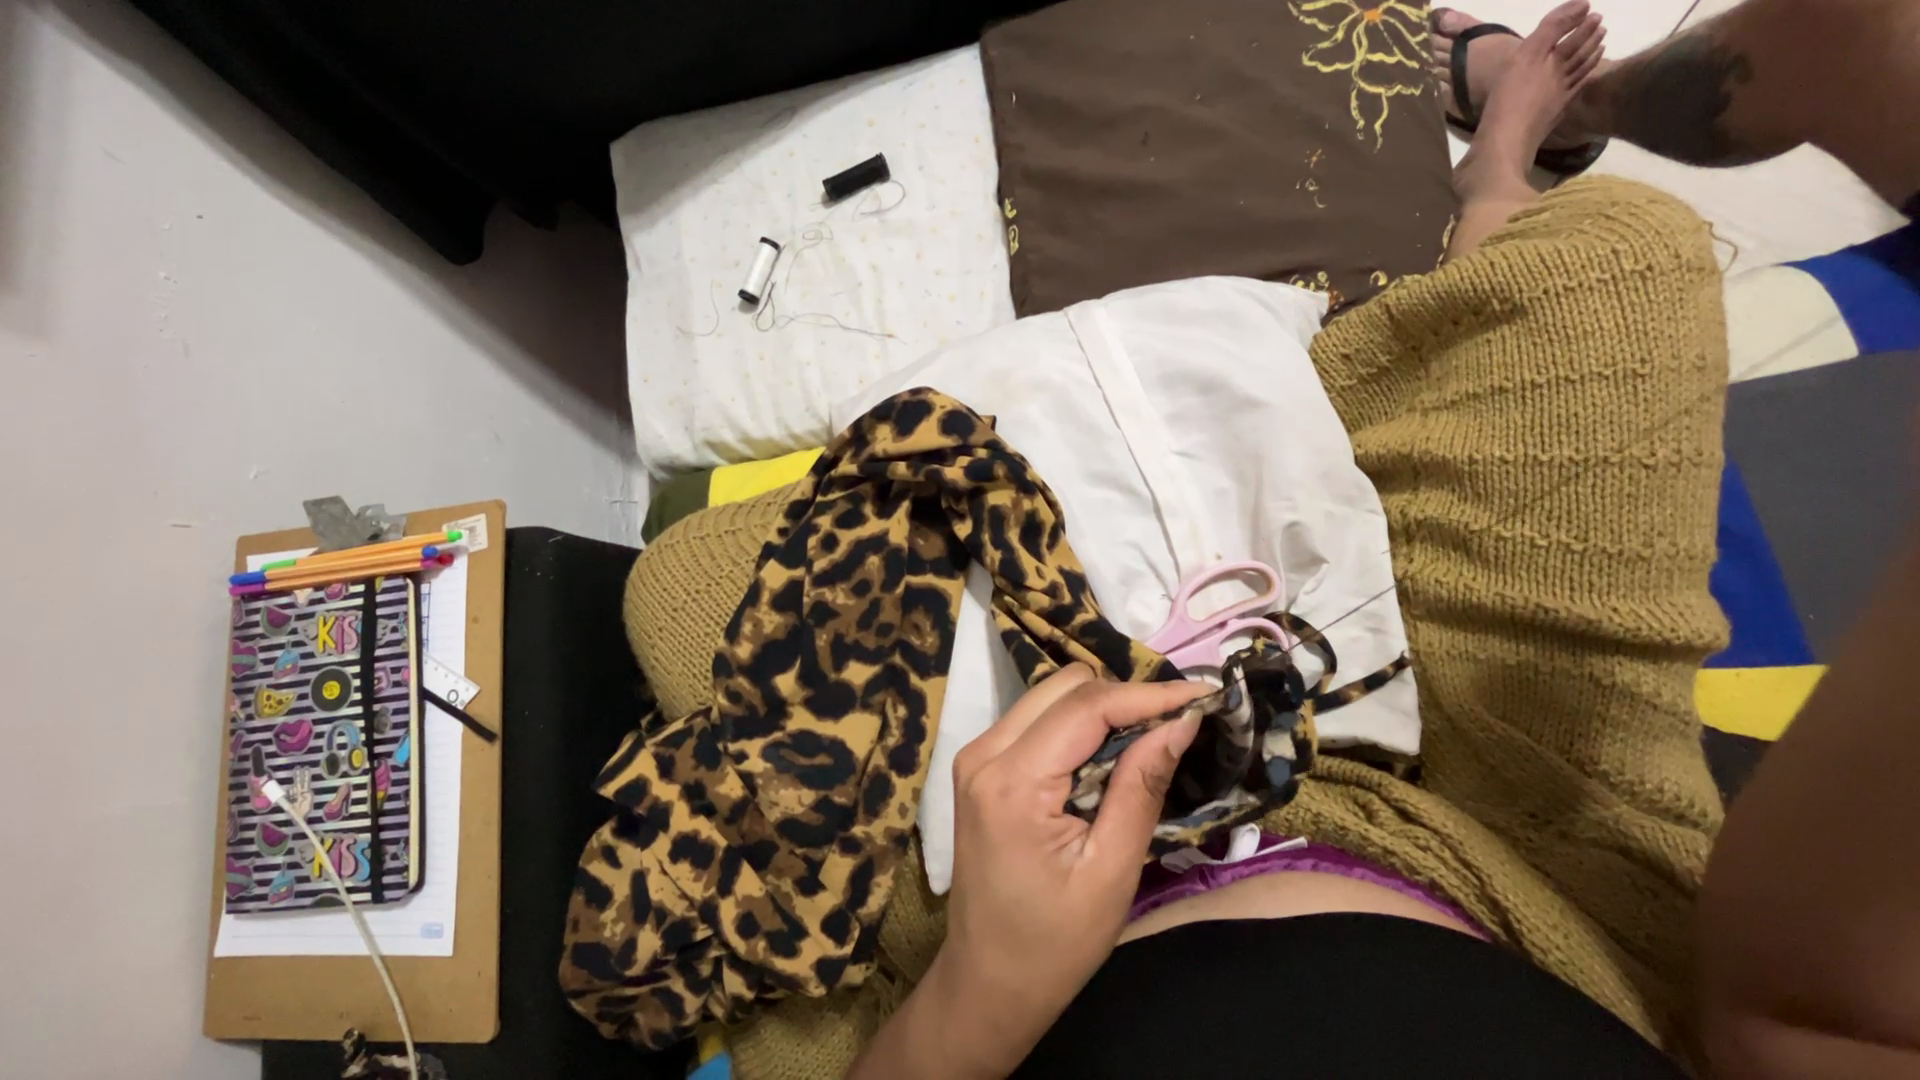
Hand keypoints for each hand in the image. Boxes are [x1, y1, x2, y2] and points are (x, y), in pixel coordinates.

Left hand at [934, 664, 1207, 1071]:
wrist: (990, 979)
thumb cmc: (1055, 942)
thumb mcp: (1112, 870)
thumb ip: (1142, 786)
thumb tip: (1181, 721)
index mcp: (1013, 782)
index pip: (1087, 706)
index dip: (1150, 694)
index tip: (1205, 695)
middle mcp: (985, 753)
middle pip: (1065, 687)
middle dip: (1127, 697)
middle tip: (1178, 724)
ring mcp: (976, 756)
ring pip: (1049, 695)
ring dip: (1102, 708)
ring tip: (1150, 739)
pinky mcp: (980, 766)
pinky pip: (1036, 719)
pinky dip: (1078, 725)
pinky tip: (1109, 755)